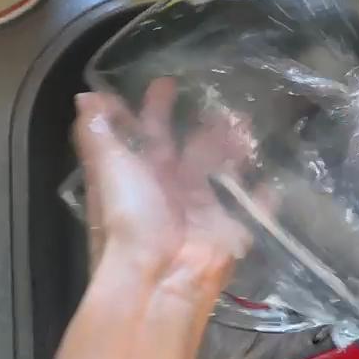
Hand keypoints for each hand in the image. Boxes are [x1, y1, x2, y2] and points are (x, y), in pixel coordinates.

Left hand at [72, 81, 251, 317]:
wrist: (159, 276)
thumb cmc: (130, 218)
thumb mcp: (108, 169)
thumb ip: (98, 133)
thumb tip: (85, 96)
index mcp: (140, 173)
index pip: (148, 133)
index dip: (154, 108)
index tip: (167, 81)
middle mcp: (171, 187)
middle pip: (190, 147)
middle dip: (206, 124)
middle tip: (225, 104)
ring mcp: (202, 208)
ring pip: (222, 168)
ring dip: (235, 147)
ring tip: (248, 129)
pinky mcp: (230, 227)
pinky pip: (252, 206)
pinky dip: (264, 194)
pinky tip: (273, 177)